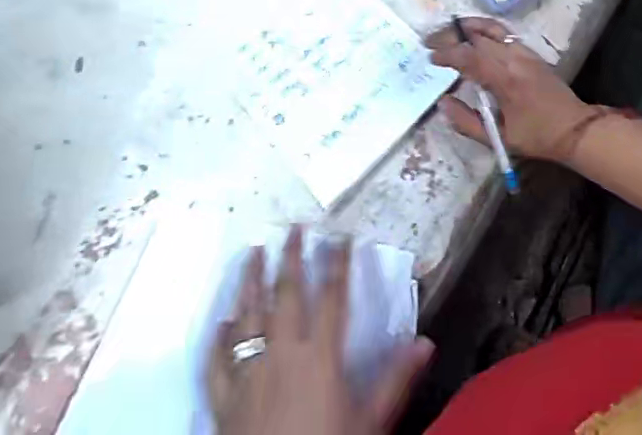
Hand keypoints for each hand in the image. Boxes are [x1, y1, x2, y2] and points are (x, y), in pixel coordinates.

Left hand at [206, 228, 433, 434]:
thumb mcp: (369, 422)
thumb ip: (394, 379)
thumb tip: (425, 341)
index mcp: (320, 357)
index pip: (332, 296)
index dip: (337, 263)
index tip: (340, 236)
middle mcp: (282, 356)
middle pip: (286, 295)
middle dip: (290, 258)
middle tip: (292, 227)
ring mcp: (248, 377)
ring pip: (247, 318)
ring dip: (250, 282)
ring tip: (252, 252)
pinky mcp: (222, 403)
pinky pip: (216, 363)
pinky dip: (218, 339)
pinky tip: (221, 321)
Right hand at [426, 19, 602, 162]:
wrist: (574, 127)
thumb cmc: (536, 136)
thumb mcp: (499, 139)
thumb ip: (466, 122)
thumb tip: (444, 102)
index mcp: (506, 80)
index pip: (470, 57)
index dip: (447, 54)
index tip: (431, 58)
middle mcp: (515, 59)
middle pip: (478, 37)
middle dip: (451, 37)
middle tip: (431, 42)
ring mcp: (525, 52)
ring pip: (492, 29)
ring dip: (468, 27)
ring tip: (448, 31)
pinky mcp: (531, 52)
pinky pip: (504, 33)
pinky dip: (485, 30)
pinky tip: (474, 35)